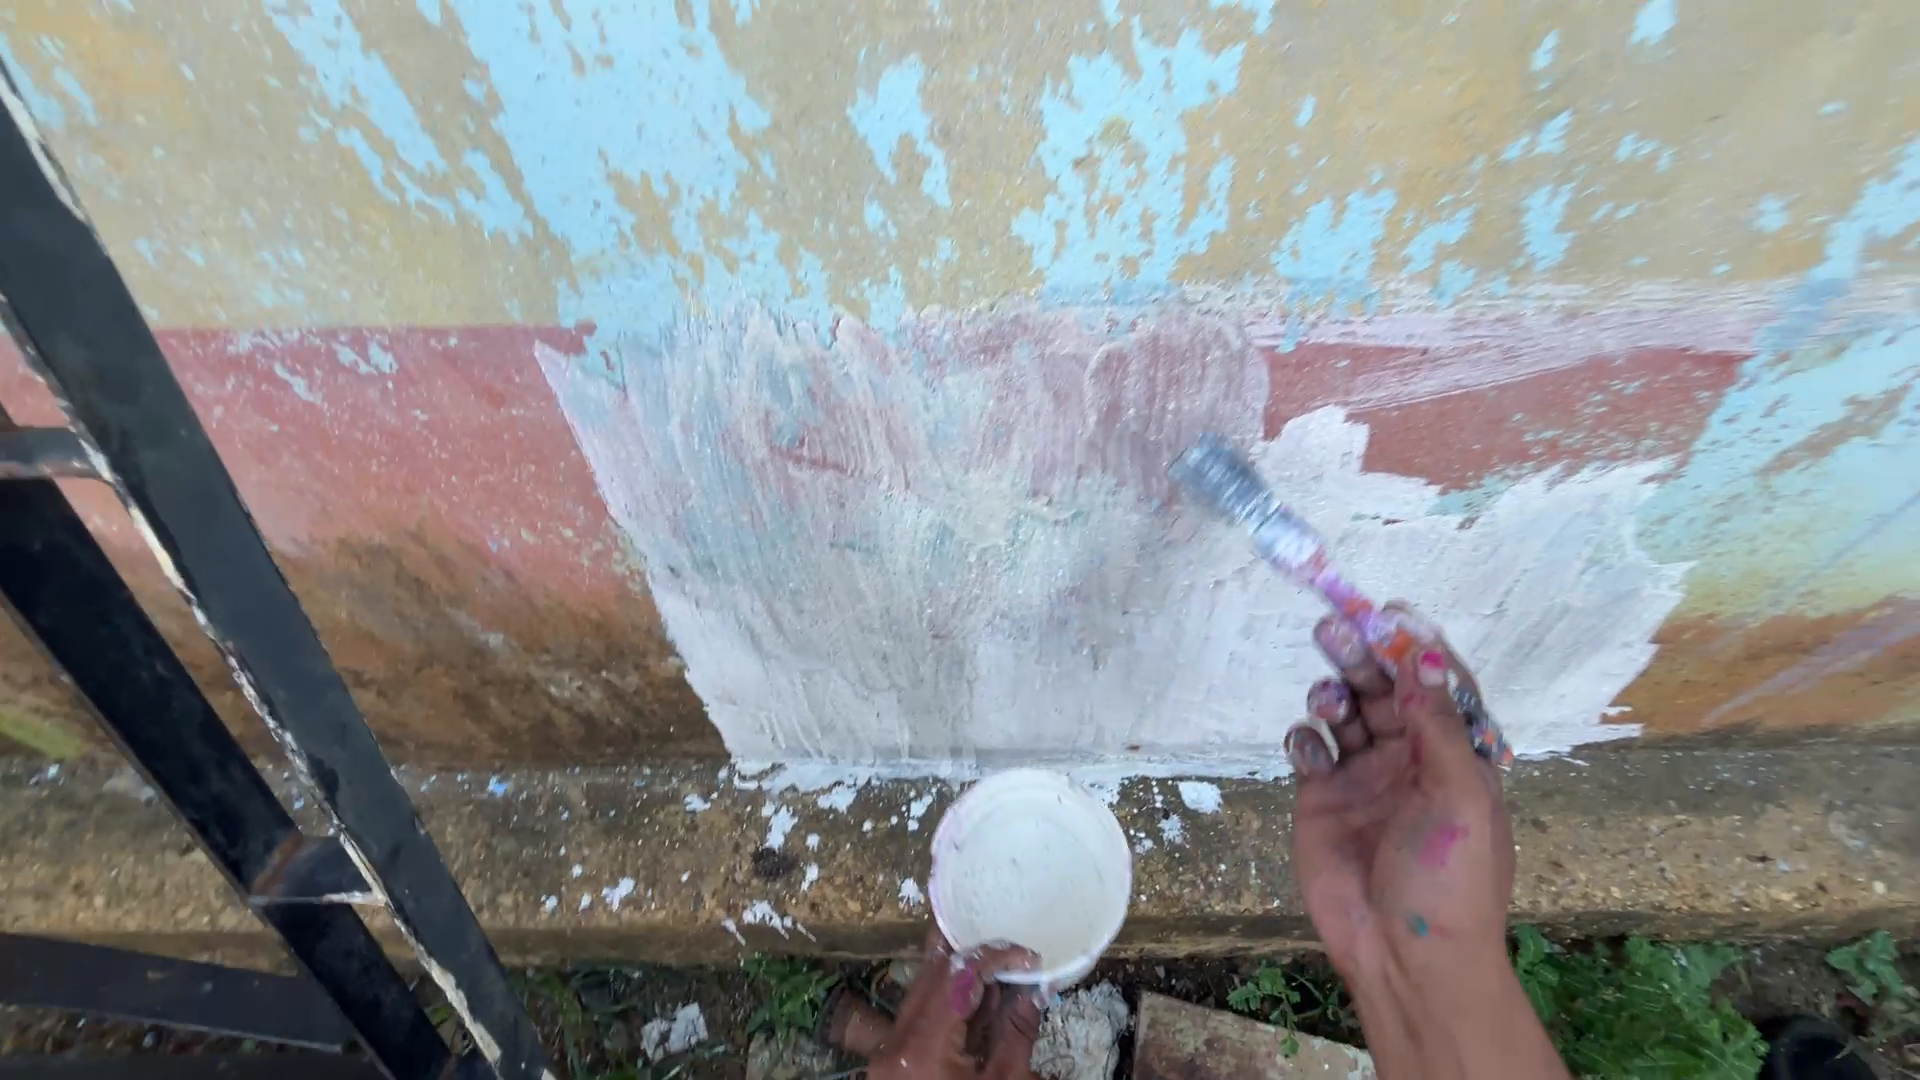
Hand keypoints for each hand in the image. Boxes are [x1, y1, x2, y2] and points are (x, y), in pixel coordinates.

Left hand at [867, 929, 1044, 1079]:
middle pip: (933, 973)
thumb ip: (1017, 1032)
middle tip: (1013, 953)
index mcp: (921, 1049)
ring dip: (962, 976)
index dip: (995, 956)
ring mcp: (888, 1050)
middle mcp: (894, 1041)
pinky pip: (921, 1013)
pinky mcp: (892, 1060)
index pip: (957, 975)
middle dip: (975, 957)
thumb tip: (1035, 987)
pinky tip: (980, 1002)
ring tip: (1001, 974)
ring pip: (924, 988)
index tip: (1030, 955)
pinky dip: (950, 1002)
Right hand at [1286, 608, 1514, 986]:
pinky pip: (1309, 748)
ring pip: (1342, 711)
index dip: (1415, 648)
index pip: (1436, 686)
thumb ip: (1436, 727)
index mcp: (1454, 755)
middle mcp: (1407, 755)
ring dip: (1331, 694)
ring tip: (1327, 702)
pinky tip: (1311, 755)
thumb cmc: (1448, 878)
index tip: (1389, 614)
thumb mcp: (1459, 798)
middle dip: (1360, 657)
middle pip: (1381, 689)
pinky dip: (1306, 741)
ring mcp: (1361, 773)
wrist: (1399, 951)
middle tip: (1334, 628)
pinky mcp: (1321, 793)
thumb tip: (1422, 657)